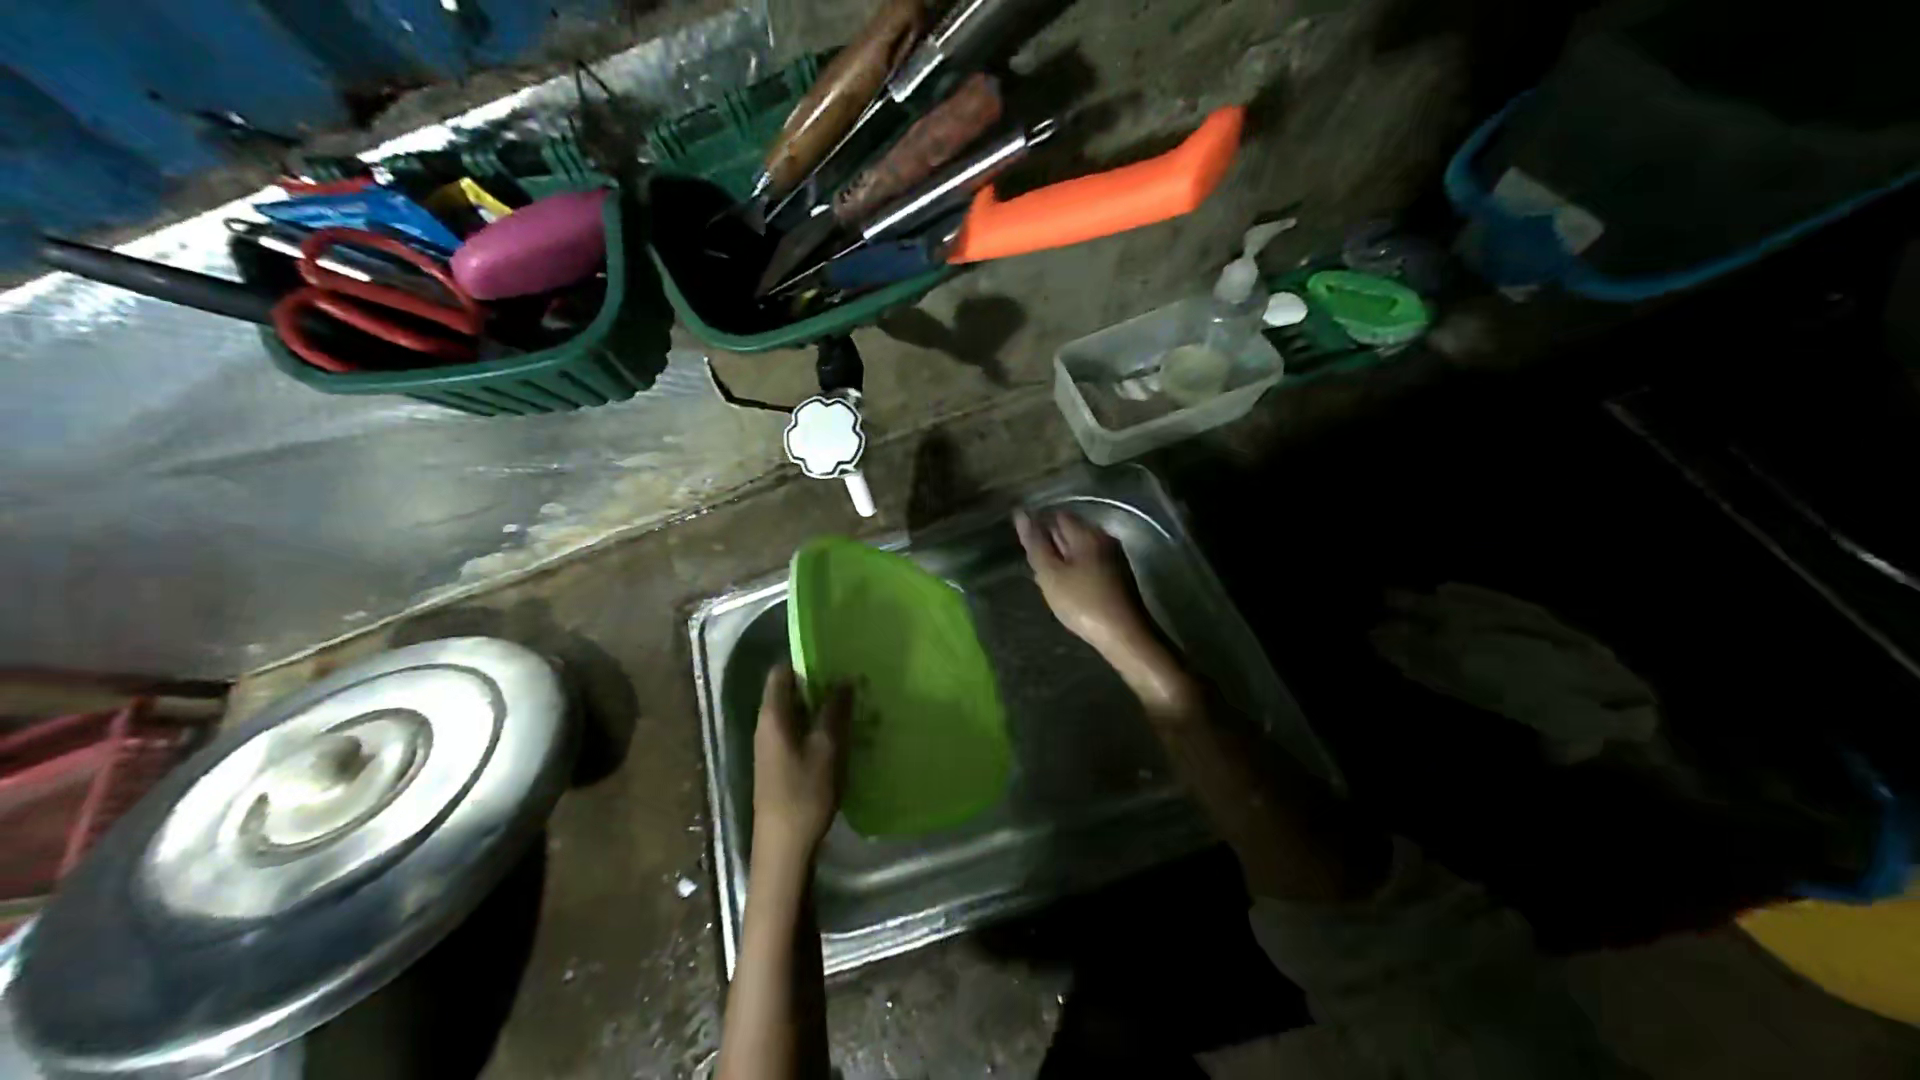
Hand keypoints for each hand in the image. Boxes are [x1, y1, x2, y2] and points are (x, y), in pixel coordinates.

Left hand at [753, 663, 849, 856]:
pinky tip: (842, 734)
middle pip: (789, 692)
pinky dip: (817, 727)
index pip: (781, 673)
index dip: (805, 660)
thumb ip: (834, 711)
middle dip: (818, 684)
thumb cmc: (804, 794)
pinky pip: (798, 733)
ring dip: (820, 707)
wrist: (783, 848)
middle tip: (852, 680)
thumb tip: (843, 678)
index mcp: (772, 717)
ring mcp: (771, 747)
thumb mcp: (827, 748)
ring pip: (796, 714)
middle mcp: (766, 726)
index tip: (834, 657)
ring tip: (854, 703)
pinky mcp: (779, 765)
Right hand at [1014, 509, 1151, 654]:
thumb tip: (1021, 514)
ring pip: (1081, 549)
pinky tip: (1068, 590)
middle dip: (1051, 544)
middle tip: (1035, 567)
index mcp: (1088, 534)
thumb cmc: (1082, 603)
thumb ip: (1035, 543)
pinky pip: (1091, 563)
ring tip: (1048, 580)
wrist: (1124, 635)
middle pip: (1071, 531)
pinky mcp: (1119, 575)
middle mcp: (1104, 538)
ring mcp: (1115, 557)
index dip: (1038, 527)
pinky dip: (1076, 571)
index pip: (1057, 516)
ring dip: (1063, 560)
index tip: (1026, 548)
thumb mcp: (1050, 574)